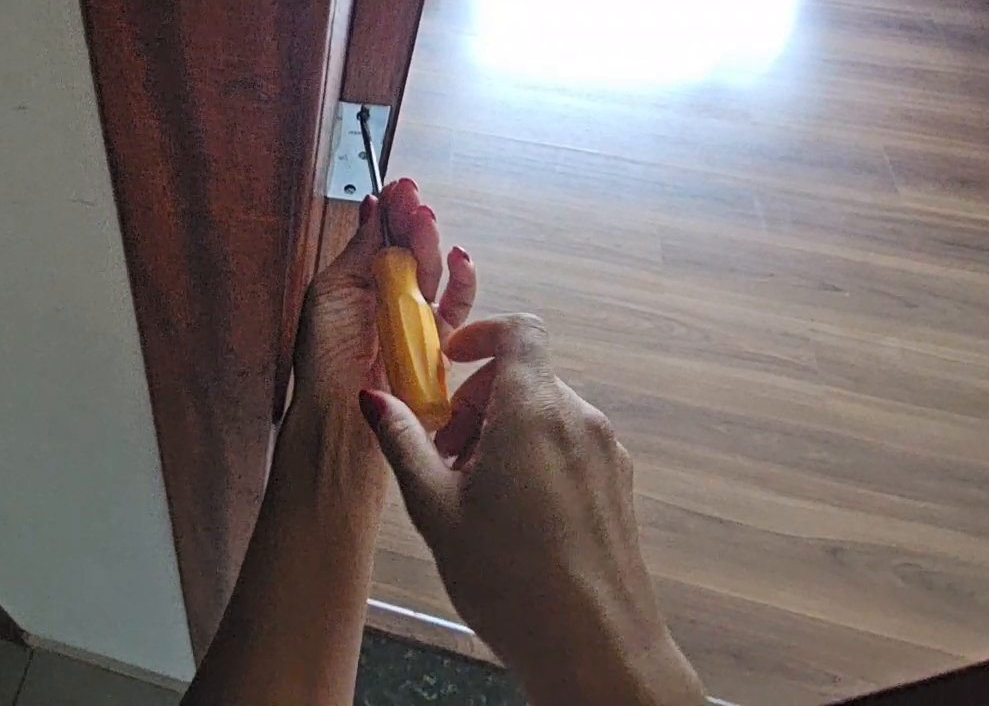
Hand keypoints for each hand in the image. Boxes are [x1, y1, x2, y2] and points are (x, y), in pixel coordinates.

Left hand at [293, 179, 475, 410]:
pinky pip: (458, 306)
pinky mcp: (439, 343)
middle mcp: (388, 297)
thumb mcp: (332, 291)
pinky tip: (458, 256)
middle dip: (410, 218)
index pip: (380, 237)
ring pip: (432, 270)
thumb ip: (359, 250)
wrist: (340, 414)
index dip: (391, 211)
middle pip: (408, 248)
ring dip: (430, 240)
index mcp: (359, 283)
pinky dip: (463, 279)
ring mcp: (415, 318)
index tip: (397, 186)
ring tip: (424, 219)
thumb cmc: (326, 358)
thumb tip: (373, 206)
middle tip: (411, 194)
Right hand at [361, 316, 704, 705]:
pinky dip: (530, 450)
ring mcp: (604, 453)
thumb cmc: (513, 582)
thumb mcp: (436, 506)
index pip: (521, 330)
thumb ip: (402, 440)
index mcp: (534, 412)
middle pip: (521, 374)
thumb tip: (373, 399)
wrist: (599, 659)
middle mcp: (578, 420)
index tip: (449, 363)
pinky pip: (565, 439)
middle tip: (445, 453)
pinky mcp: (616, 483)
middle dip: (475, 400)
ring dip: (500, 428)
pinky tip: (508, 507)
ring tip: (472, 488)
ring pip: (542, 408)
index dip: (481, 333)